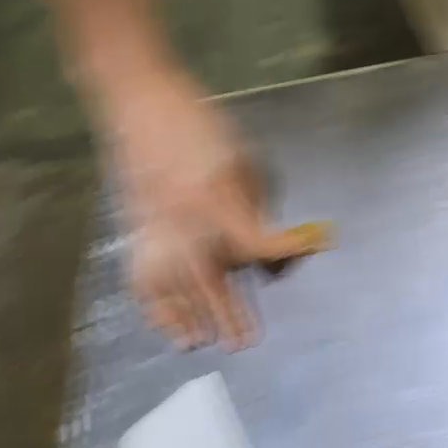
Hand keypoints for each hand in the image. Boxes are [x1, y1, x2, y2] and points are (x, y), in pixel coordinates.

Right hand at [105, 71, 307, 349]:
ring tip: (202, 343)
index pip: (254, 242)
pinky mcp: (134, 228)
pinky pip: (140, 275)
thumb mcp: (245, 160)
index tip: (313, 245)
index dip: (285, 248)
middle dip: (229, 311)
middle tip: (246, 342)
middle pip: (209, 277)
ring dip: (187, 316)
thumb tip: (269, 251)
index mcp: (214, 198)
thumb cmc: (204, 128)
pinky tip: (167, 324)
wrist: (140, 104)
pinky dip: (152, 303)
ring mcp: (153, 227)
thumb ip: (258, 207)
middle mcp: (183, 221)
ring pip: (172, 284)